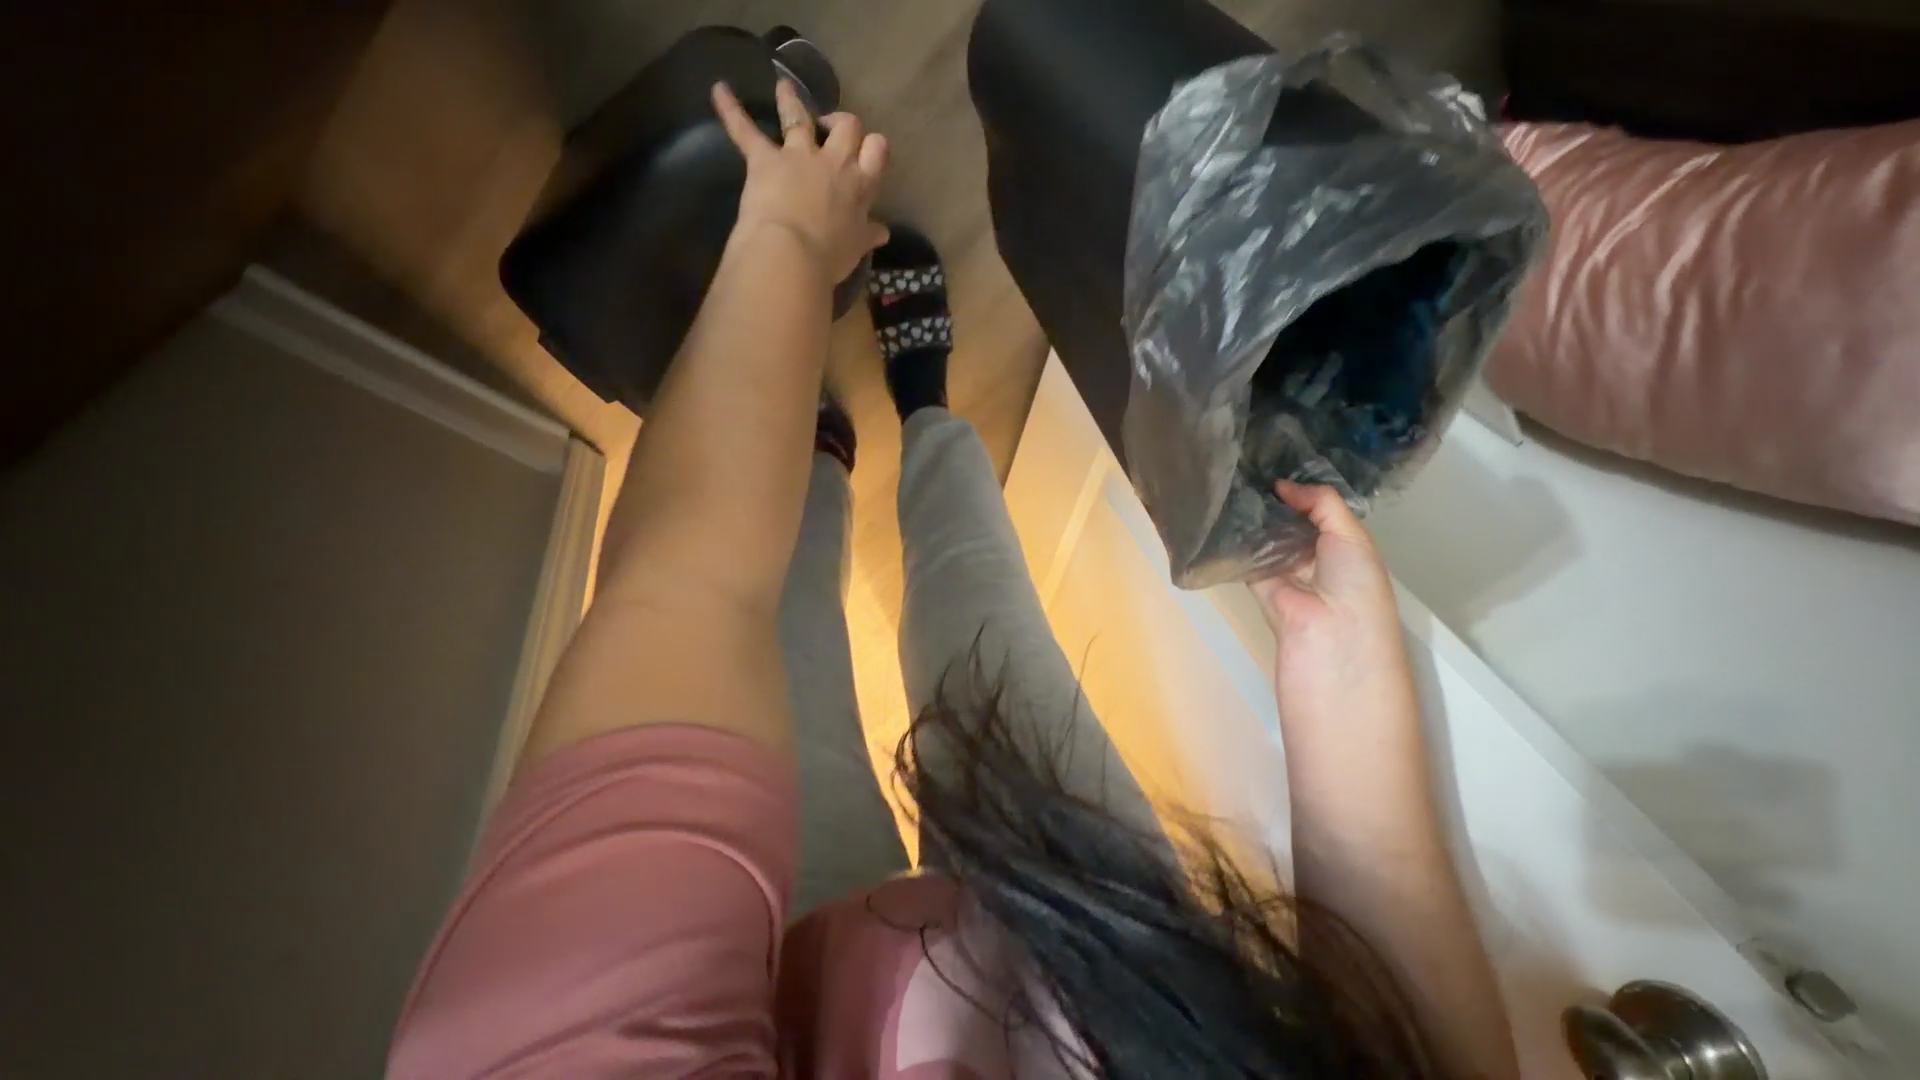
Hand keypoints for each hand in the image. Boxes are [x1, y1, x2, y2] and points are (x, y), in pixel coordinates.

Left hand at [712, 79, 890, 281]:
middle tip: (832, 128)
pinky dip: (731, 110)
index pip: (876, 151)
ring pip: (799, 116)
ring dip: (792, 100)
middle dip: (841, 122)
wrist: (792, 256)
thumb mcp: (855, 249)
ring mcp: (799, 157)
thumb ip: (867, 235)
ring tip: (784, 87)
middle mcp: (834, 163)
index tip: (866, 151)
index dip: (872, 147)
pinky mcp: (766, 160)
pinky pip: (746, 131)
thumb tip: (882, 232)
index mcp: (860, 186)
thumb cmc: (828, 259)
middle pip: (847, 126)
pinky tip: (719, 90)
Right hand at [1250, 482, 1412, 728]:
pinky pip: (1246, 559)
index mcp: (1345, 547)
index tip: (1276, 465)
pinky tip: (1222, 514)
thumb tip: (1282, 485)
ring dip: (1253, 518)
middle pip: (1290, 524)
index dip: (1301, 491)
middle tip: (1247, 469)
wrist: (1333, 639)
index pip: (1319, 512)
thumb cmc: (1355, 584)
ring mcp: (1285, 574)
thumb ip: (1321, 503)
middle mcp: (1315, 559)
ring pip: (1267, 540)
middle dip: (1274, 501)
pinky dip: (1236, 542)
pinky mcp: (1258, 587)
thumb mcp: (1352, 535)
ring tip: (1231, 482)